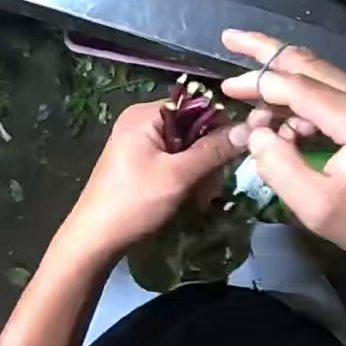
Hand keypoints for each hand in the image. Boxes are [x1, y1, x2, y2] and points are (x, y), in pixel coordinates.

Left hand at [57, 99, 240, 260]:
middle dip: (207, 155)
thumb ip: (214, 150)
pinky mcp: (137, 163)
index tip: (237, 150)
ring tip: (200, 196)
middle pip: (191, 127)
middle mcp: (140, 122)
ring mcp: (137, 143)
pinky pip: (171, 161)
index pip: (195, 105)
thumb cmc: (135, 202)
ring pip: (184, 147)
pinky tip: (190, 198)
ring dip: (198, 170)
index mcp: (144, 114)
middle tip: (212, 184)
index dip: (219, 125)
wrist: (94, 240)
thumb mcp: (179, 175)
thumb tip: (250, 127)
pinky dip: (184, 177)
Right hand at [220, 30, 345, 279]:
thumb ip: (278, 165)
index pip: (297, 87)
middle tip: (230, 37)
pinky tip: (279, 120)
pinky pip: (329, 96)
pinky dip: (298, 100)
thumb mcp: (315, 206)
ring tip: (244, 84)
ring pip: (319, 75)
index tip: (224, 87)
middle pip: (309, 64)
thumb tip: (256, 133)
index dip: (257, 83)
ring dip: (281, 76)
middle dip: (267, 51)